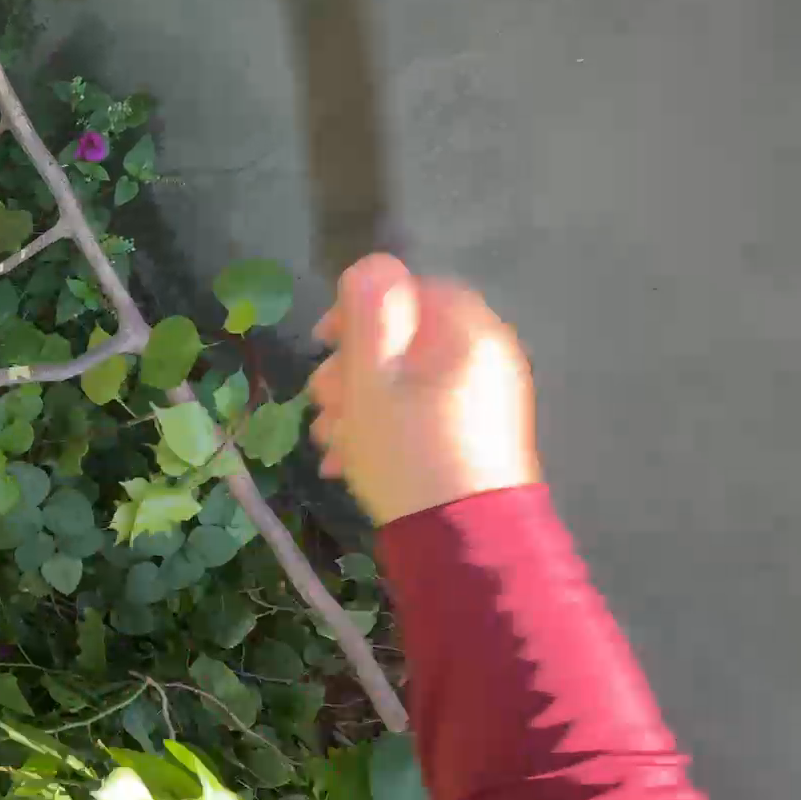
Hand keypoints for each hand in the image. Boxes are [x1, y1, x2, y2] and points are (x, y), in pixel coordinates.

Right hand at [307, 254, 540, 525]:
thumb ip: (368, 317)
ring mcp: (478, 400)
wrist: (459, 537)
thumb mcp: (372, 381)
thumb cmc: (406, 452)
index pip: (413, 292)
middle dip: (348, 369)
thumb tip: (368, 263)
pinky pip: (415, 412)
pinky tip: (348, 458)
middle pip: (401, 341)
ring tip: (329, 441)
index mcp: (464, 336)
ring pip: (401, 381)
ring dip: (354, 404)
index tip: (322, 341)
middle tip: (320, 403)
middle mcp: (480, 360)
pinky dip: (378, 426)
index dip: (361, 307)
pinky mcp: (469, 434)